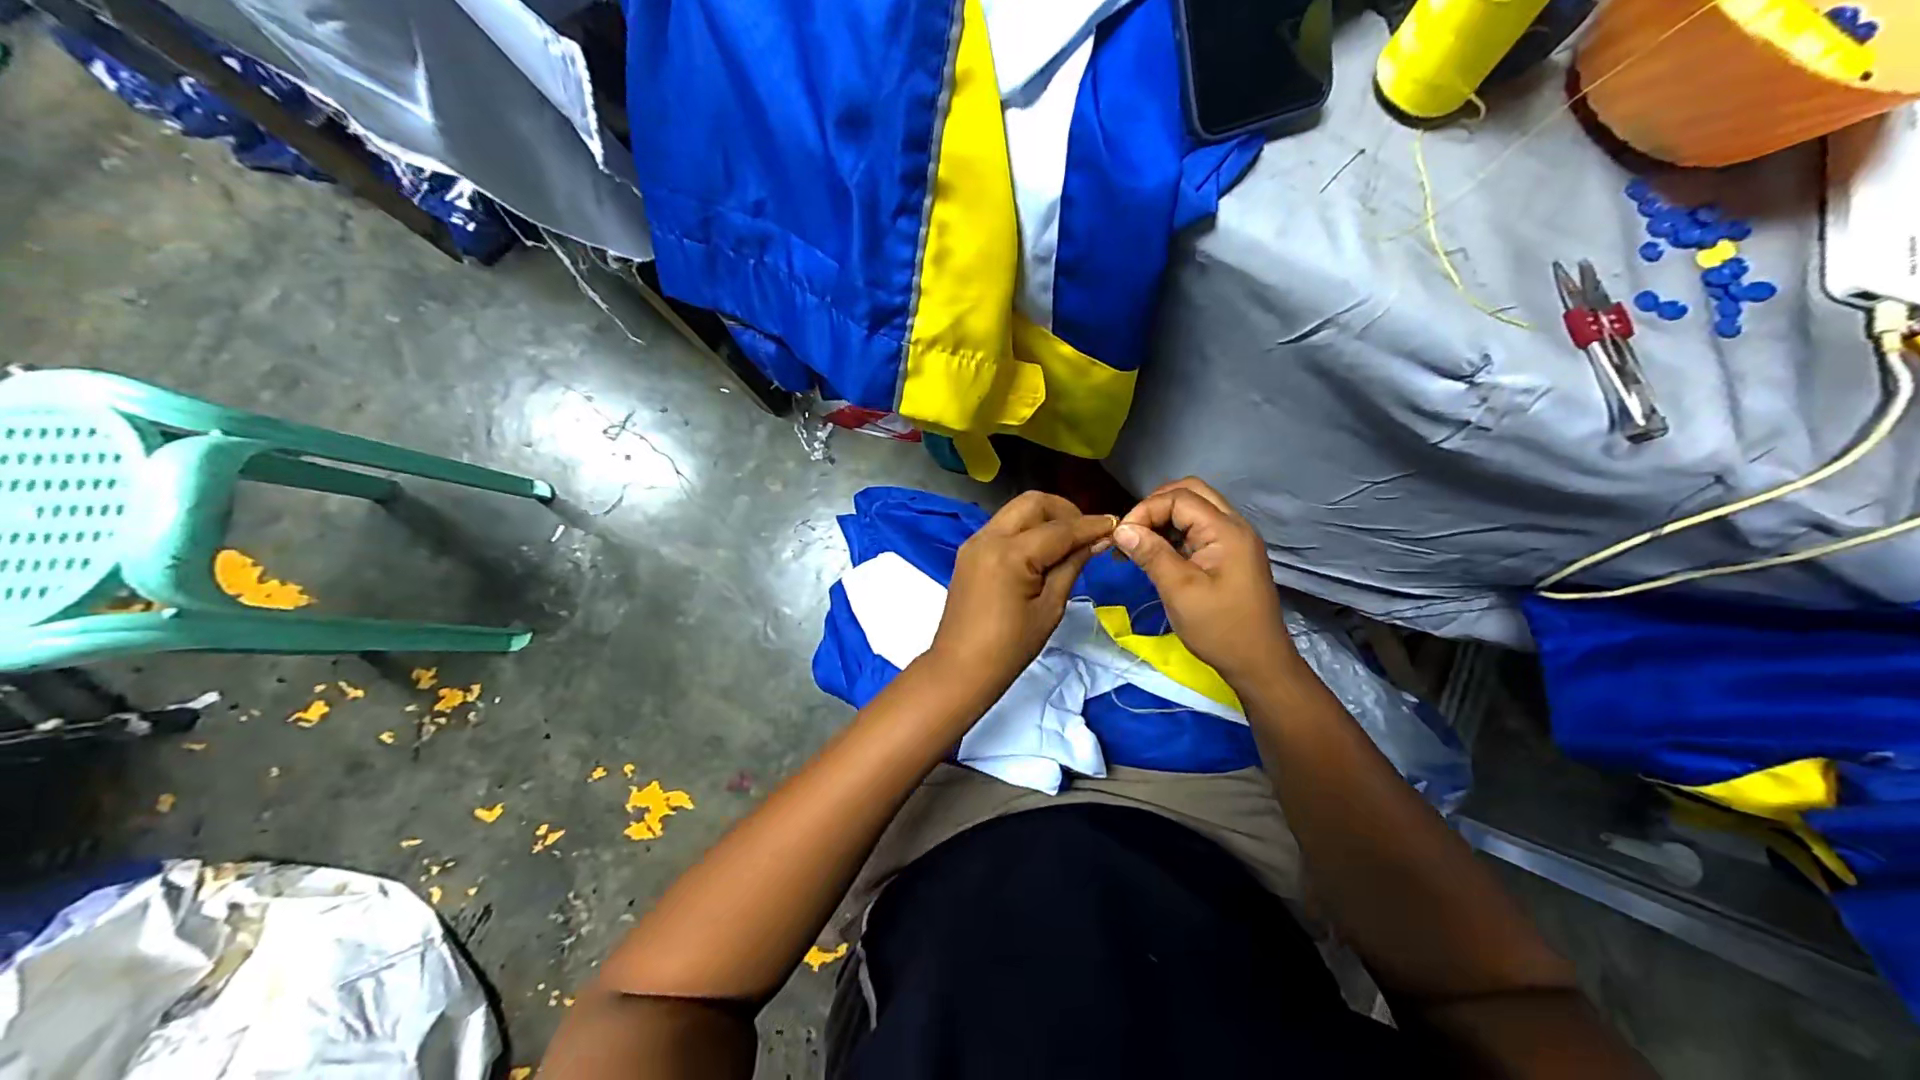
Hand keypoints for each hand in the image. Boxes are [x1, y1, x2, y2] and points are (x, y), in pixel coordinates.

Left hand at [929, 492, 1114, 689]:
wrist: (960, 668)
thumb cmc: (1010, 647)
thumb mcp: (1050, 608)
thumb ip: (1071, 566)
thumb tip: (1095, 541)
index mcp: (1010, 554)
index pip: (1059, 529)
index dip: (1090, 525)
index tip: (1115, 524)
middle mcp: (989, 538)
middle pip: (1033, 502)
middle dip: (1064, 511)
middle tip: (1086, 533)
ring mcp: (975, 542)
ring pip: (1016, 510)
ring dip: (1044, 518)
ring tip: (1067, 543)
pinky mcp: (969, 552)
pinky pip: (1003, 526)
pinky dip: (1026, 529)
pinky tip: (1042, 552)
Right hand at [1112, 477, 1294, 682]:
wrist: (1259, 663)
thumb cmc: (1219, 629)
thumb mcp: (1179, 591)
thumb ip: (1151, 554)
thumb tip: (1121, 529)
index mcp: (1226, 531)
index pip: (1178, 498)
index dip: (1145, 511)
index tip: (1123, 538)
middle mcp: (1234, 527)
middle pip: (1190, 493)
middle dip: (1154, 506)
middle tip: (1131, 533)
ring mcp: (1234, 540)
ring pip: (1194, 509)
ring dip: (1163, 519)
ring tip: (1139, 544)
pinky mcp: (1229, 555)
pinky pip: (1199, 529)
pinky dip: (1174, 533)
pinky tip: (1156, 554)